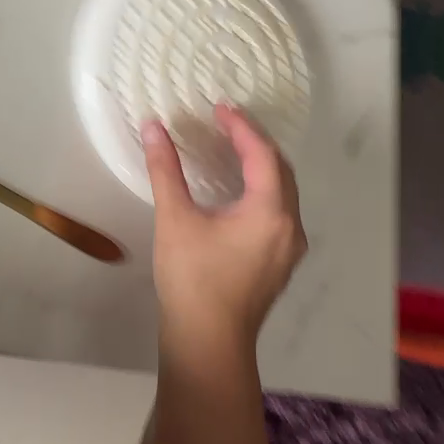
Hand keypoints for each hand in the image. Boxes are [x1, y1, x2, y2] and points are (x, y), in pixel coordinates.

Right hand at [141, 104, 304, 363]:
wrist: (208, 337)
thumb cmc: (192, 275)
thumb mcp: (174, 218)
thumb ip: (165, 170)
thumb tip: (153, 127)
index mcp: (270, 212)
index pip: (263, 156)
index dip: (242, 127)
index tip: (218, 106)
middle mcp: (290, 226)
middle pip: (281, 172)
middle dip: (255, 142)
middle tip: (224, 121)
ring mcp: (288, 247)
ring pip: (282, 193)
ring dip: (259, 165)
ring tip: (230, 146)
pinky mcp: (277, 261)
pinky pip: (276, 210)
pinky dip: (259, 188)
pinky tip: (235, 188)